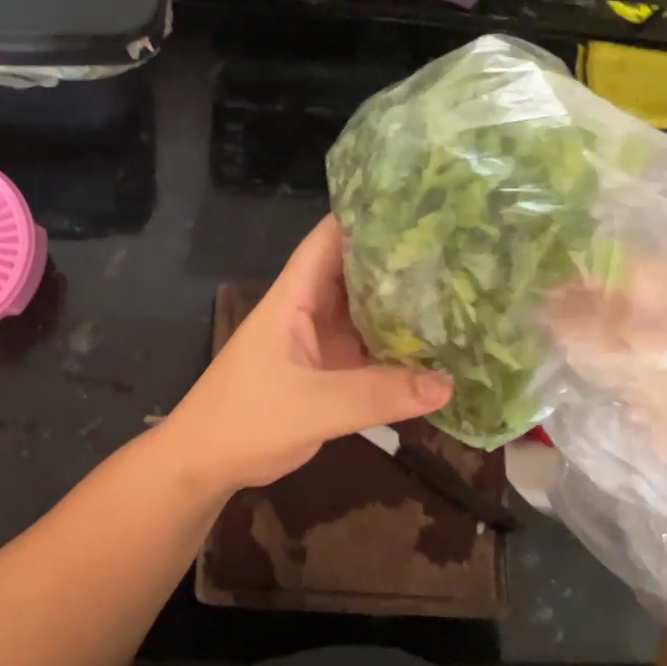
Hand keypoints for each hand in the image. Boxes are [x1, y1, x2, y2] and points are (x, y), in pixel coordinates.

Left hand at [159, 215, 453, 491]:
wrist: (206, 462)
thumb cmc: (246, 418)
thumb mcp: (312, 406)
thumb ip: (377, 395)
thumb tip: (449, 383)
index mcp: (295, 296)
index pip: (330, 238)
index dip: (368, 215)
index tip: (419, 204)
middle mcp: (309, 310)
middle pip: (357, 271)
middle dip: (400, 258)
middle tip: (460, 247)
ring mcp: (318, 341)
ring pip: (366, 312)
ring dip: (403, 305)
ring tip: (460, 289)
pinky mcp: (327, 372)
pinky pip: (369, 350)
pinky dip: (398, 348)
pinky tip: (437, 348)